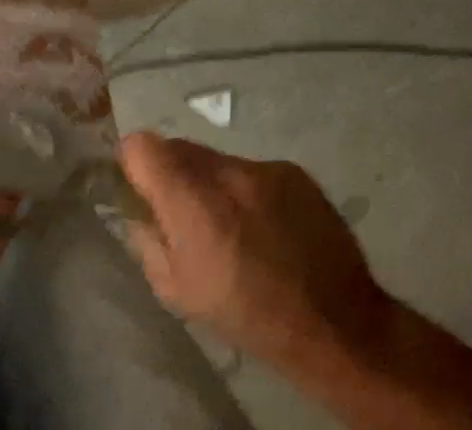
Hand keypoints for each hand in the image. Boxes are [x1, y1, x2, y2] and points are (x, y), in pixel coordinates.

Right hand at [118, 132, 391, 362]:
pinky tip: (268, 227)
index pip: (140, 145)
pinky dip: (250, 191)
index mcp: (188, 198)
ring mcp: (263, 169)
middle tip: (188, 214)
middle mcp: (224, 171)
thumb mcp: (174, 289)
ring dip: (213, 183)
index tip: (144, 192)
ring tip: (235, 226)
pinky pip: (253, 171)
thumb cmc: (246, 313)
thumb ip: (145, 239)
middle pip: (177, 147)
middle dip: (173, 174)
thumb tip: (140, 213)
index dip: (134, 164)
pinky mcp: (295, 173)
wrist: (337, 325)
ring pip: (217, 160)